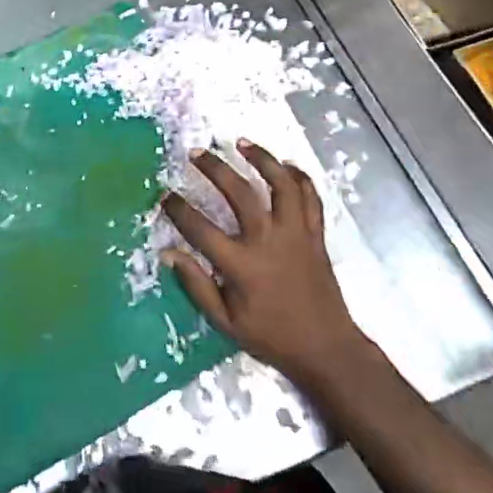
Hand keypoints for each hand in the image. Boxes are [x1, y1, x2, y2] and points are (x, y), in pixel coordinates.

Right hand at [160, 139, 370, 385]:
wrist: (327, 349)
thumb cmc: (271, 336)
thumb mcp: (225, 321)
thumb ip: (196, 285)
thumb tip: (168, 254)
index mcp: (242, 265)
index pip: (200, 228)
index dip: (178, 209)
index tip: (165, 195)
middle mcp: (269, 241)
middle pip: (240, 193)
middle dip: (215, 168)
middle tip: (197, 153)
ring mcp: (296, 235)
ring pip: (281, 185)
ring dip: (261, 160)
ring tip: (242, 143)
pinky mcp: (316, 236)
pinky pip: (310, 198)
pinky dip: (299, 178)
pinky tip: (286, 165)